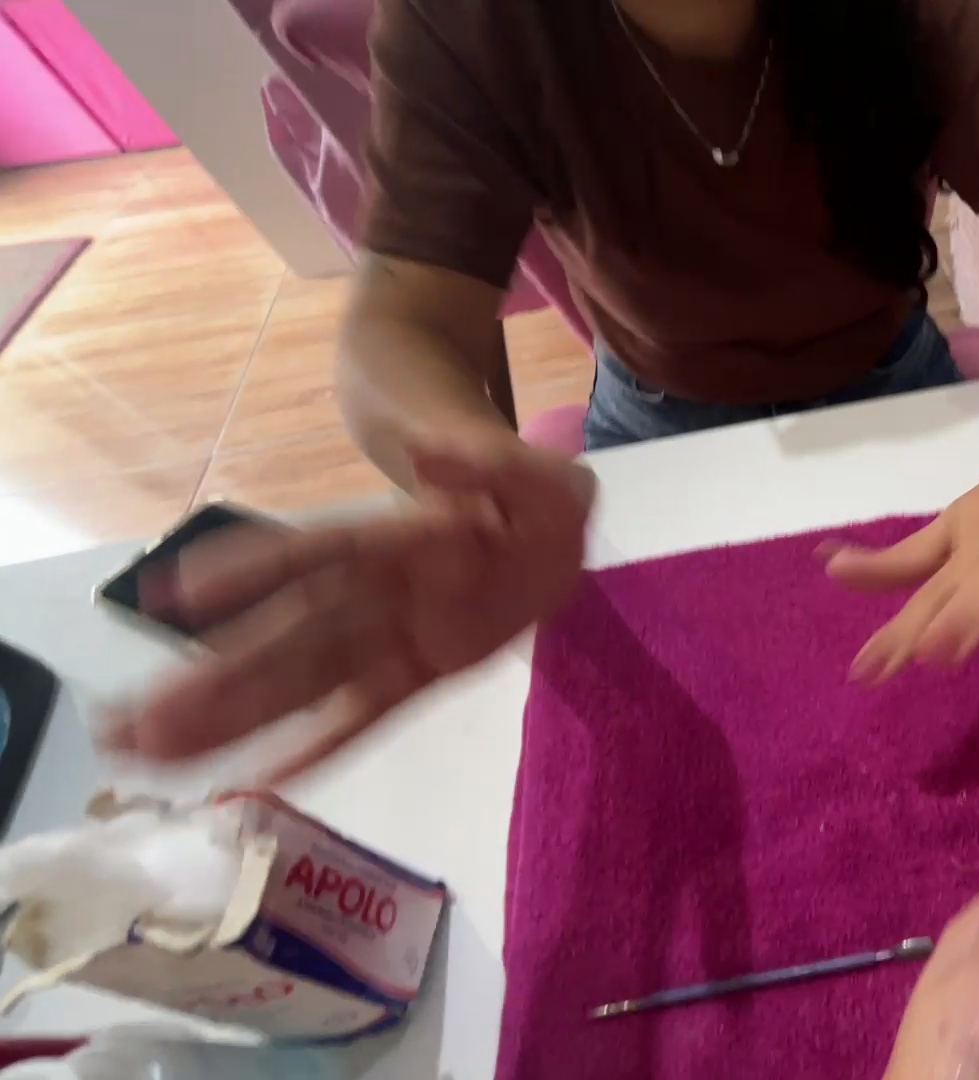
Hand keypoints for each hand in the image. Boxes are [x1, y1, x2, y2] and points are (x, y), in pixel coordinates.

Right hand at [100, 428, 595, 781]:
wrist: (560, 535)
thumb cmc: (538, 496)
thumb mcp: (534, 473)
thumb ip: (487, 463)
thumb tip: (430, 454)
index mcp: (404, 538)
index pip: (323, 550)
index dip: (258, 568)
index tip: (181, 594)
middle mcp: (386, 591)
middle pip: (295, 630)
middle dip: (220, 673)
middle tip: (126, 721)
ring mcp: (406, 634)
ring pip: (316, 676)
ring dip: (243, 713)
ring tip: (155, 751)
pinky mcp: (434, 667)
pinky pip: (376, 708)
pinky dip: (327, 741)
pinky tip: (264, 777)